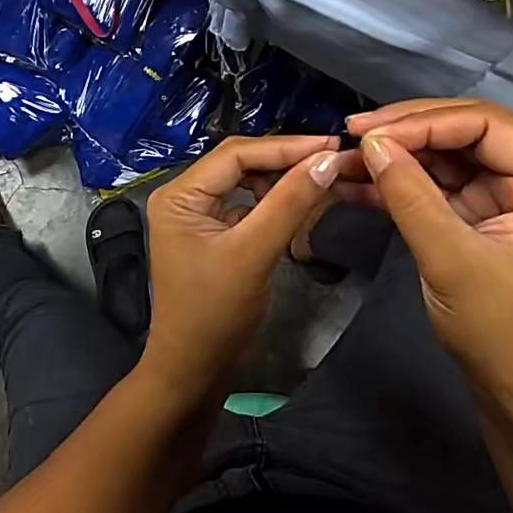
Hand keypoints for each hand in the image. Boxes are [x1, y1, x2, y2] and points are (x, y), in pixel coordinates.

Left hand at [141, 135, 342, 393]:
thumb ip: (290, 203)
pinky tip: (298, 200)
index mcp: (179, 194)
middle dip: (286, 160)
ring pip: (245, 180)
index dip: (286, 147)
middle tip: (334, 158)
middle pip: (240, 162)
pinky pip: (246, 202)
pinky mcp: (210, 230)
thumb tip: (327, 160)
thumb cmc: (215, 313)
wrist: (194, 366)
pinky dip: (273, 200)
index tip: (332, 146)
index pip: (236, 153)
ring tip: (321, 177)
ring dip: (281, 178)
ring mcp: (195, 213)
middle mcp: (182, 195)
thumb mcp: (254, 253)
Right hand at [345, 99, 512, 423]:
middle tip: (350, 135)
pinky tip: (356, 182)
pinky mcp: (479, 217)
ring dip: (395, 156)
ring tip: (344, 156)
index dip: (424, 121)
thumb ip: (410, 196)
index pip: (488, 125)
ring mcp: (507, 198)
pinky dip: (398, 183)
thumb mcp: (452, 262)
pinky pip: (436, 186)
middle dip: (406, 132)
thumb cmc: (505, 335)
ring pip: (445, 156)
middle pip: (466, 132)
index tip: (366, 132)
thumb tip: (369, 143)